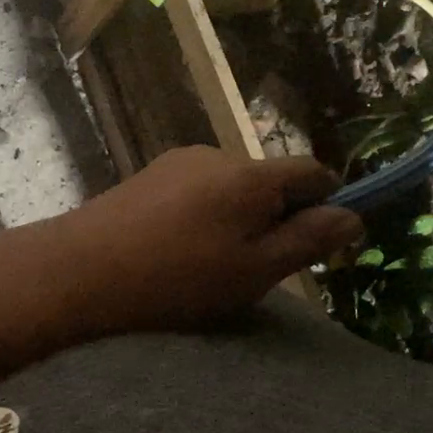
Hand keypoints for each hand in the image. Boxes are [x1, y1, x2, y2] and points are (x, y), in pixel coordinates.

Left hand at [56, 147, 362, 331]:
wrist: (78, 270)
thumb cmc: (177, 278)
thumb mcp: (254, 271)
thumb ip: (308, 240)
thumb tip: (353, 215)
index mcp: (252, 174)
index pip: (313, 172)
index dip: (327, 204)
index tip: (318, 245)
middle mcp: (218, 154)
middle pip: (270, 180)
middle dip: (276, 217)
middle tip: (256, 270)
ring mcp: (179, 162)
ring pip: (232, 187)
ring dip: (238, 219)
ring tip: (209, 268)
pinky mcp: (149, 176)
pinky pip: (197, 192)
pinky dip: (204, 218)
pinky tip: (178, 254)